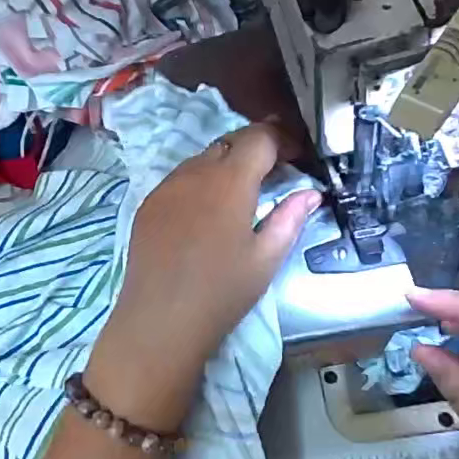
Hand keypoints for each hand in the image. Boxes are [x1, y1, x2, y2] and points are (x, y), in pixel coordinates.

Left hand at [87, 123, 320, 429]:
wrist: (160, 320)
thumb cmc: (221, 293)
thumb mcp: (265, 259)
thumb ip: (290, 219)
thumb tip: (310, 193)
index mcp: (230, 182)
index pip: (259, 138)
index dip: (283, 140)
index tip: (297, 157)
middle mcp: (194, 173)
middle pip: (229, 142)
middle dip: (255, 149)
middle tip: (273, 174)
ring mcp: (166, 187)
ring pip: (201, 159)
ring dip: (225, 165)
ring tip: (239, 194)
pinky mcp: (147, 204)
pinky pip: (179, 179)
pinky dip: (199, 182)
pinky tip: (205, 212)